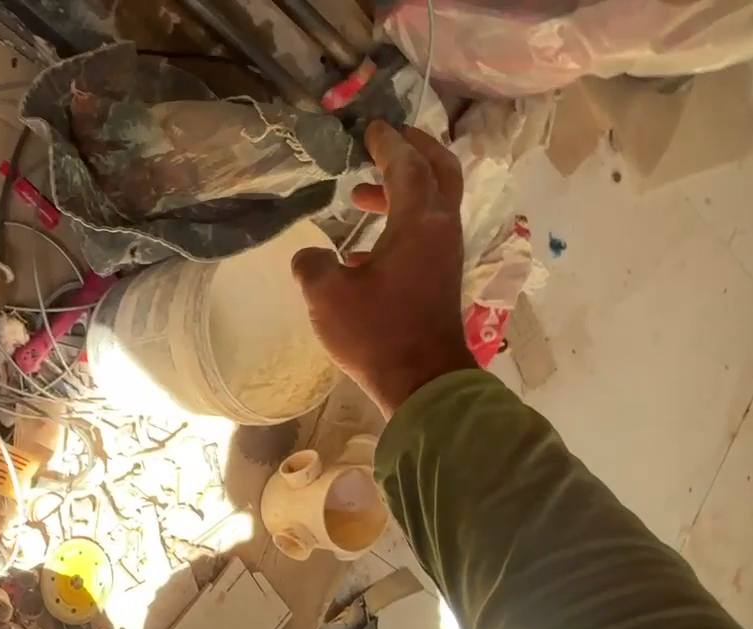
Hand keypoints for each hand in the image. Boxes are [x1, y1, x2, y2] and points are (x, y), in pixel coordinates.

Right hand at [292, 121, 476, 415]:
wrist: (418, 376)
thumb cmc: (374, 331)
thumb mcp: (326, 296)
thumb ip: (311, 266)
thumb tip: (309, 254)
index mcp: (419, 223)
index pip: (406, 168)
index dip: (388, 144)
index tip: (371, 128)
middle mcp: (440, 228)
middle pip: (439, 172)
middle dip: (414, 151)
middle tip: (387, 140)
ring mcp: (443, 253)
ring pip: (432, 203)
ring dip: (402, 189)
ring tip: (362, 194)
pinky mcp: (437, 276)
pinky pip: (424, 231)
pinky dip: (400, 221)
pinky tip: (364, 245)